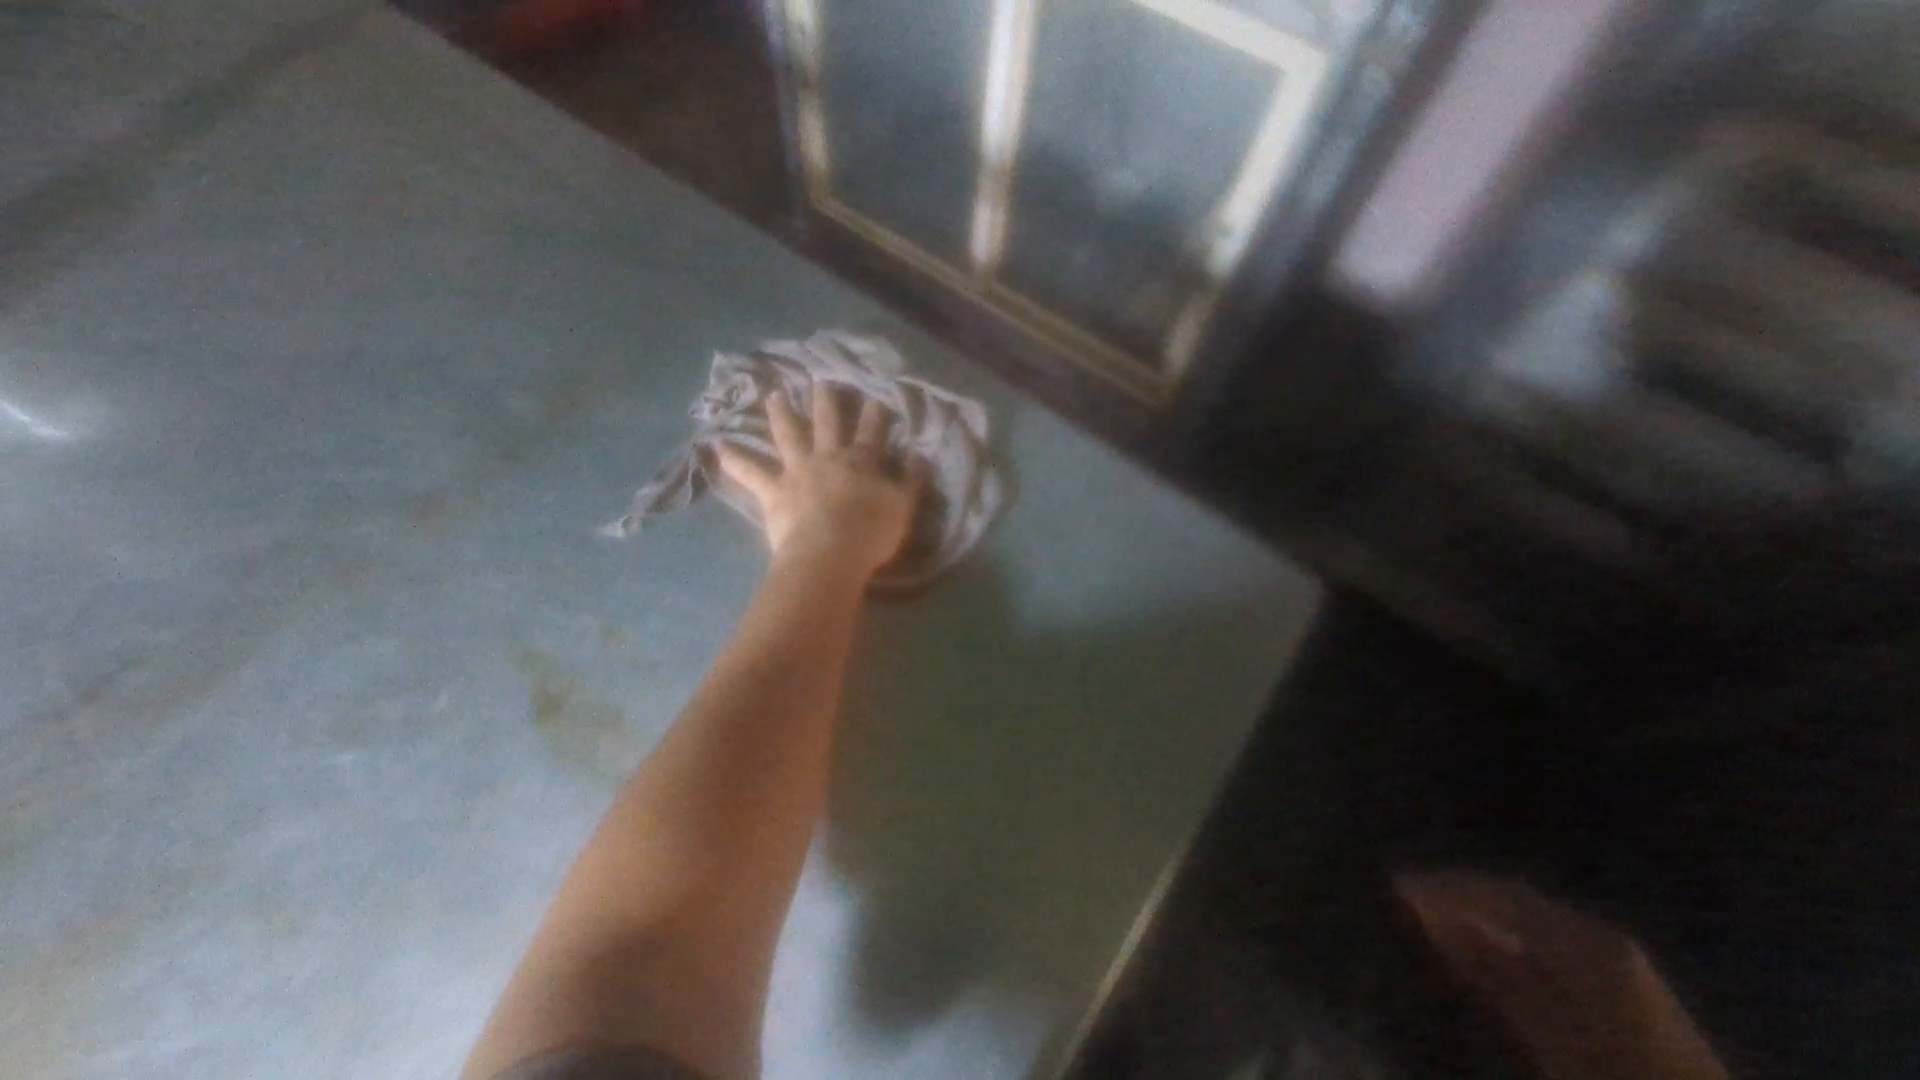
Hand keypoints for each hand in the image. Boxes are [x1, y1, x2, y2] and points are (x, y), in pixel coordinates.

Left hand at [716, 384, 924, 579]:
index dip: (875, 413)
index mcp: (862, 461)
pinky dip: (734, 460)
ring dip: (781, 413)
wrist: (831, 552)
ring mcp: (798, 471)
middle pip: (828, 421)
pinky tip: (716, 446)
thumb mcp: (903, 506)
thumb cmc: (871, 532)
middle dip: (826, 399)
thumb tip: (920, 455)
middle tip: (820, 380)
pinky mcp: (774, 490)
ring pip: (789, 435)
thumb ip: (911, 479)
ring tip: (774, 395)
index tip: (876, 396)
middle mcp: (829, 456)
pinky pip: (750, 473)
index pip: (872, 430)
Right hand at [1397, 872, 1728, 1079]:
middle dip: (1456, 897)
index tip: (1397, 883)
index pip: (1502, 896)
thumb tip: (1433, 919)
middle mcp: (1593, 941)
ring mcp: (1603, 965)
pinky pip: (1537, 956)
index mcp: (1585, 942)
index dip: (1448, 888)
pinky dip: (1496, 948)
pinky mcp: (1602, 994)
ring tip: (1418, 915)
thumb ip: (1494, 974)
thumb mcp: (1556, 1034)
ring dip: (1472, 919)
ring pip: (1522, 927)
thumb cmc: (1617, 1070)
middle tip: (1400, 893)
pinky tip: (1463, 951)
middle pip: (1512, 904)